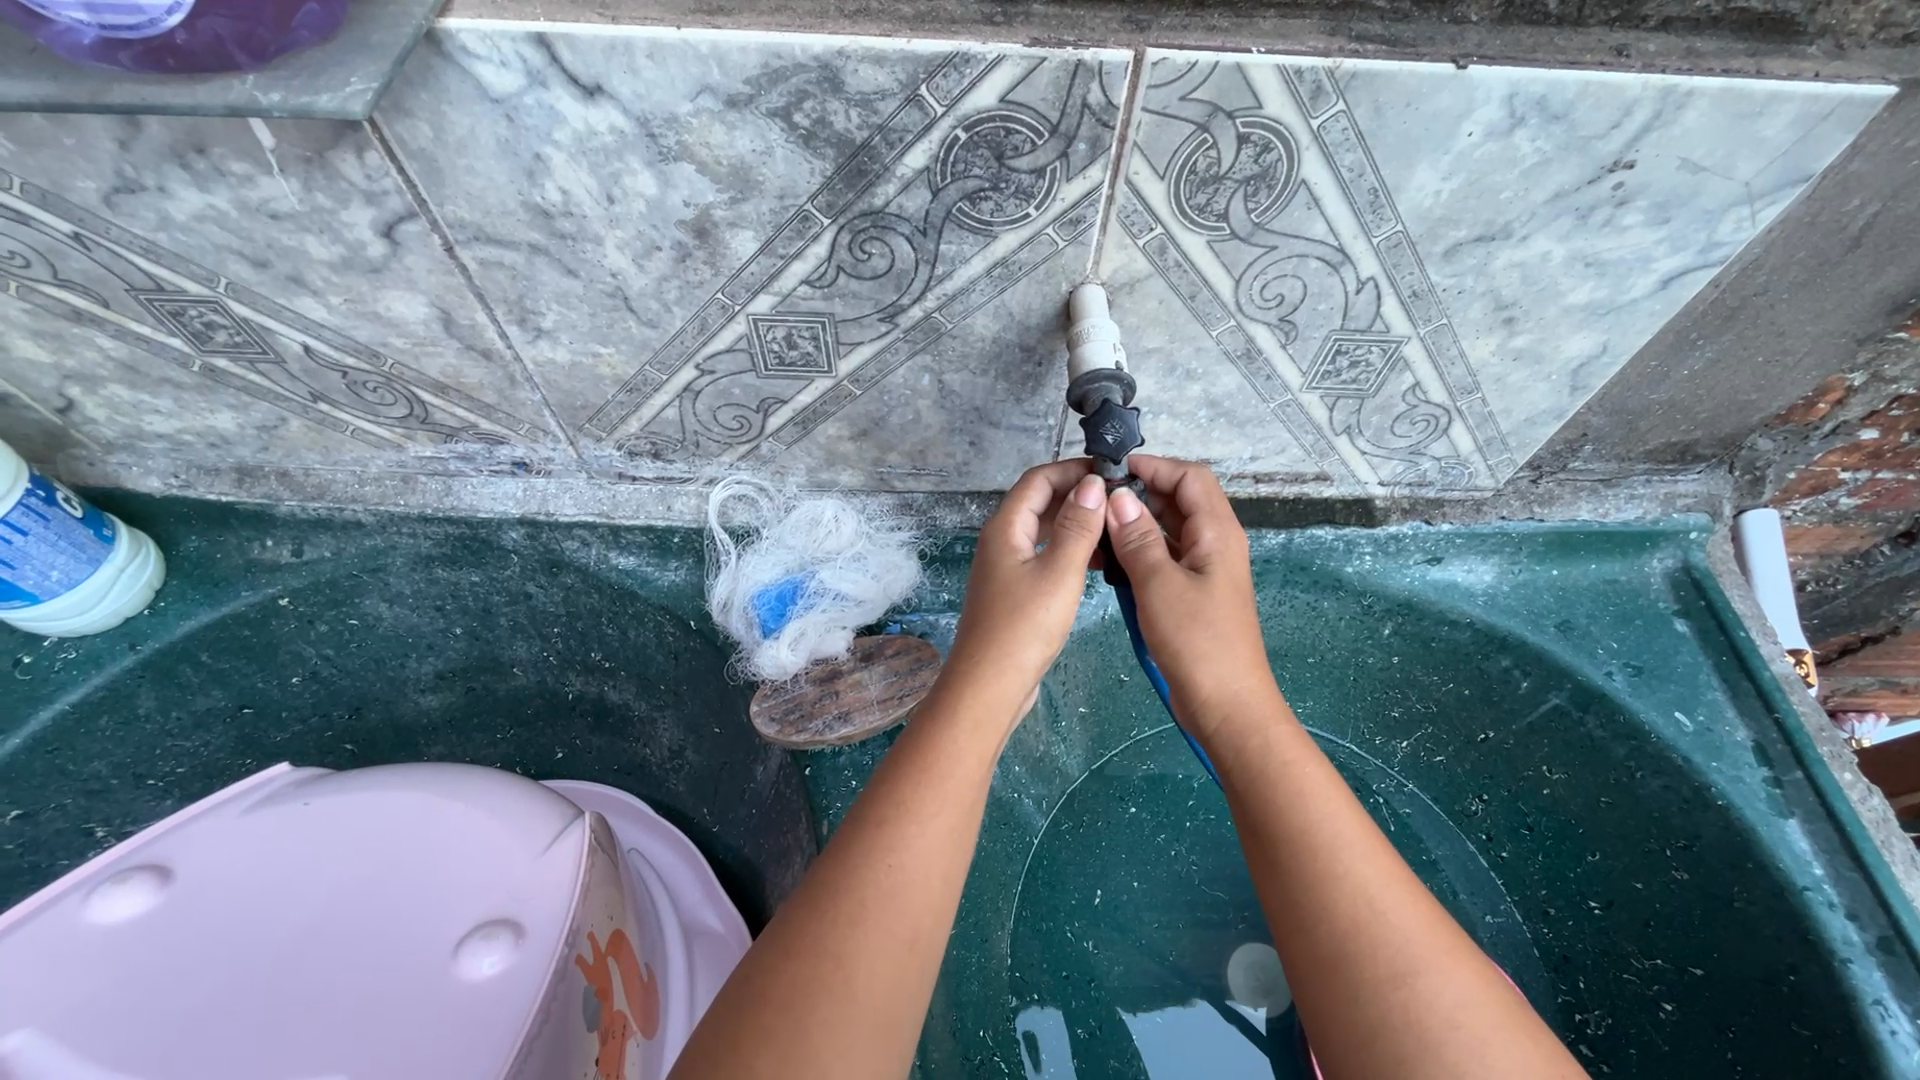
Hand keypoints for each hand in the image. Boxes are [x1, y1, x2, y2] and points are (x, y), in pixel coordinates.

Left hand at [940, 460, 1108, 726]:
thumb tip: (1094, 483)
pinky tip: (1099, 563)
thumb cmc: (1025, 626)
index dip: (1074, 469)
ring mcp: (1007, 567)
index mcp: (1006, 527)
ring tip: (1118, 528)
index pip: (1039, 479)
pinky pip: (1045, 557)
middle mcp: (1002, 541)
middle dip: (1079, 495)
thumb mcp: (1060, 572)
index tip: (1113, 471)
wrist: (990, 685)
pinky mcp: (1016, 592)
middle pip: (1041, 503)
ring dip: (1078, 525)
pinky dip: (1071, 552)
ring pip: (1045, 532)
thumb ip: (1079, 526)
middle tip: (1122, 499)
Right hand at [1104, 455, 1284, 742]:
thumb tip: (1118, 496)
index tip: (1110, 472)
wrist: (1226, 705)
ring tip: (1094, 531)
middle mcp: (1215, 543)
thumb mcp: (1159, 585)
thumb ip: (1137, 538)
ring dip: (1134, 526)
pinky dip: (1138, 554)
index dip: (1153, 466)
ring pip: (1168, 531)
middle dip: (1138, 494)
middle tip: (1094, 502)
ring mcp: (1204, 570)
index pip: (1190, 477)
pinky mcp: (1192, 594)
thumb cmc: (1196, 642)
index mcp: (1218, 532)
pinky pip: (1164, 559)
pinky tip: (1108, 564)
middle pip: (1179, 501)